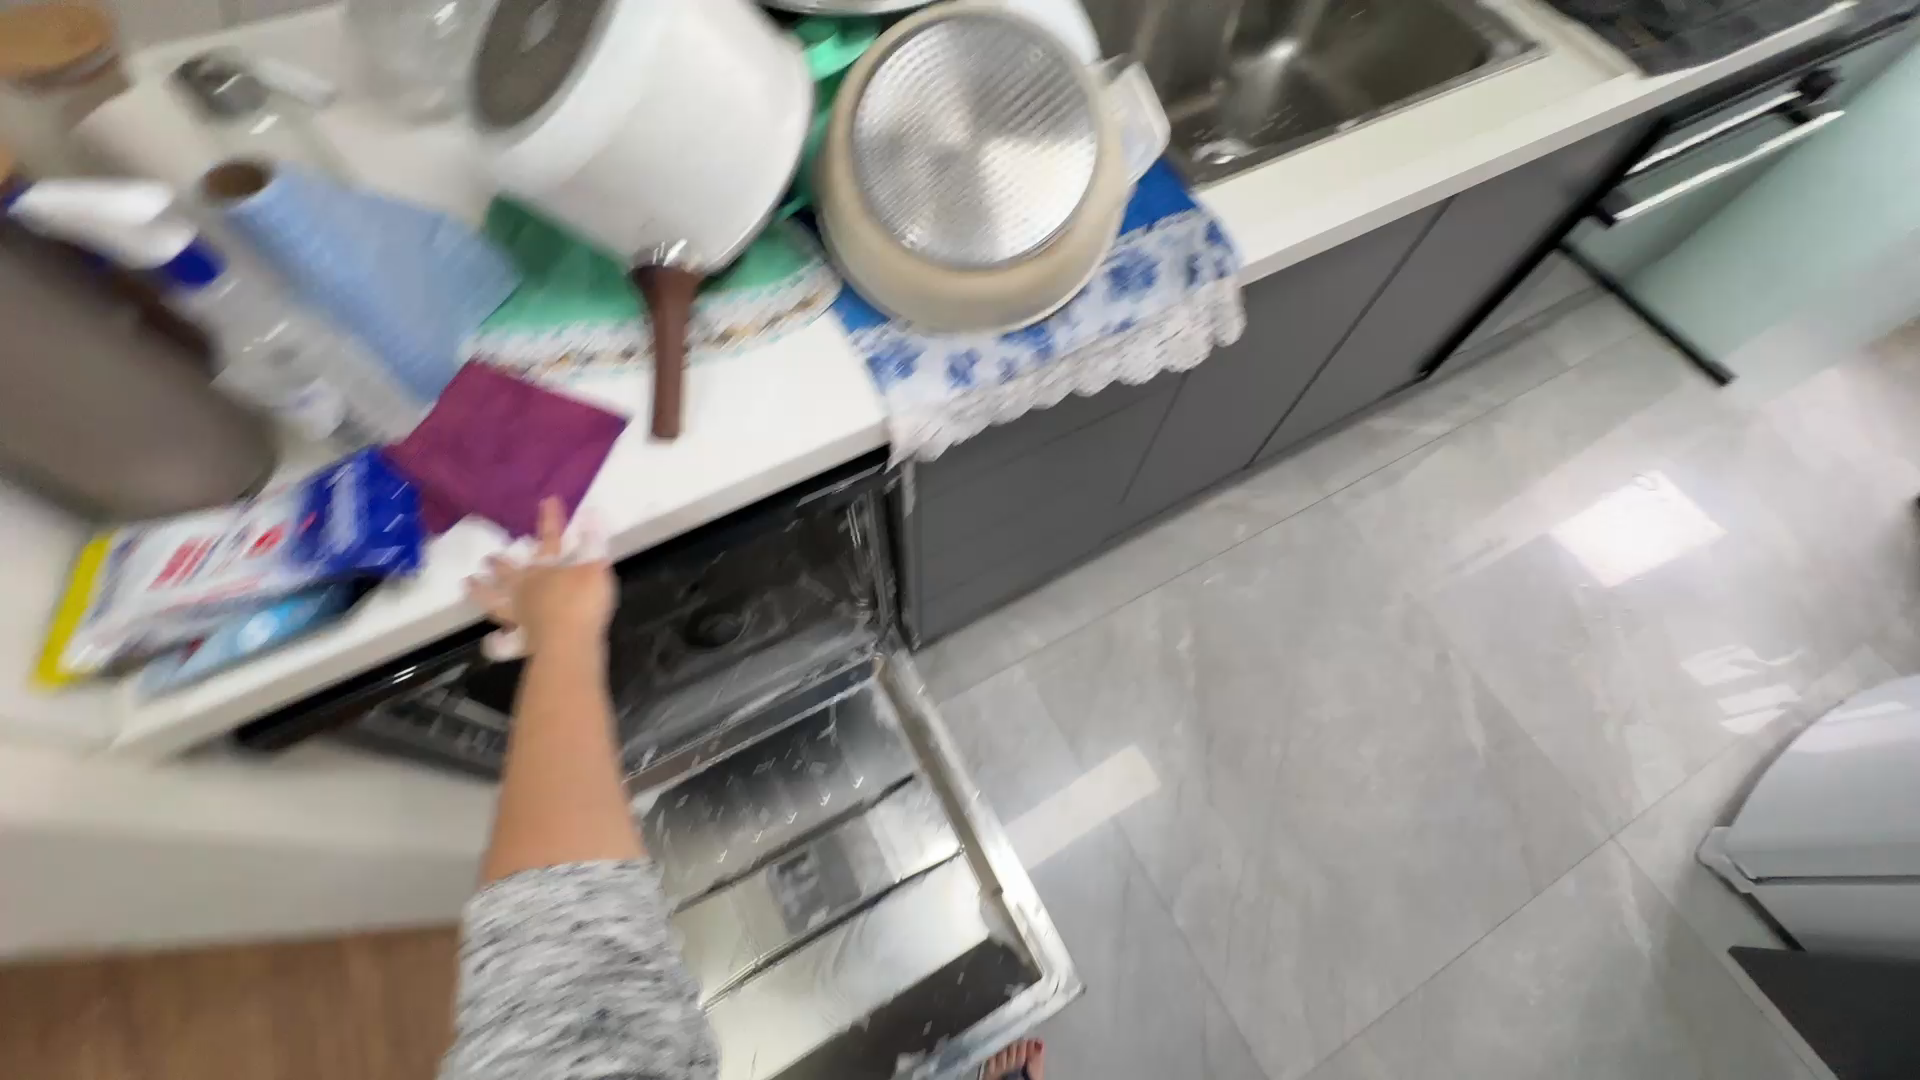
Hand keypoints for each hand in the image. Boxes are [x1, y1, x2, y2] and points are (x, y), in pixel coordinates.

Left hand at [466, 498, 613, 656]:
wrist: (568, 642)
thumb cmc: (582, 601)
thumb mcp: (595, 567)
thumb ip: (594, 543)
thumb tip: (592, 515)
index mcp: (544, 569)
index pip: (550, 538)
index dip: (551, 520)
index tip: (548, 500)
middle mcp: (525, 589)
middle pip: (509, 573)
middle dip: (500, 564)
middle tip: (487, 559)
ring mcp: (519, 614)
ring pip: (495, 601)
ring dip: (481, 594)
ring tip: (467, 586)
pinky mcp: (521, 640)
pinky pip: (505, 641)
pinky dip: (498, 642)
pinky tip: (492, 641)